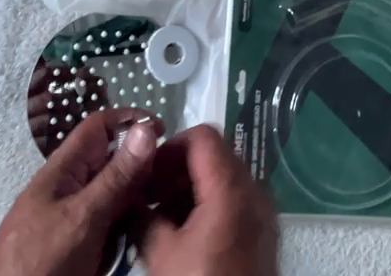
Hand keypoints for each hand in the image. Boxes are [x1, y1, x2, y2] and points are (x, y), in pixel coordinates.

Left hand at [0, 108, 159, 275]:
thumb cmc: (40, 261)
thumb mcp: (84, 217)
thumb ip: (117, 176)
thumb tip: (147, 128)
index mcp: (65, 168)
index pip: (100, 127)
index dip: (130, 121)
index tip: (165, 132)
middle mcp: (70, 187)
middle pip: (112, 163)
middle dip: (138, 173)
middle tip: (165, 191)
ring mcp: (74, 218)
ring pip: (114, 198)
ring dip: (131, 210)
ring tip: (145, 225)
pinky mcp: (78, 245)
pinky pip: (108, 229)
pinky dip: (120, 237)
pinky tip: (126, 250)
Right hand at [139, 125, 278, 275]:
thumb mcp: (161, 254)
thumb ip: (142, 215)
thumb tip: (127, 195)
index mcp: (230, 188)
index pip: (202, 136)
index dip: (170, 147)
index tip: (147, 171)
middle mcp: (253, 190)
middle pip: (213, 154)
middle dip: (177, 169)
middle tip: (148, 195)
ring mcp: (262, 211)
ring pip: (223, 177)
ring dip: (190, 187)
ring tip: (161, 217)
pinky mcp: (263, 232)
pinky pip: (234, 199)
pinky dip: (209, 203)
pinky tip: (183, 232)